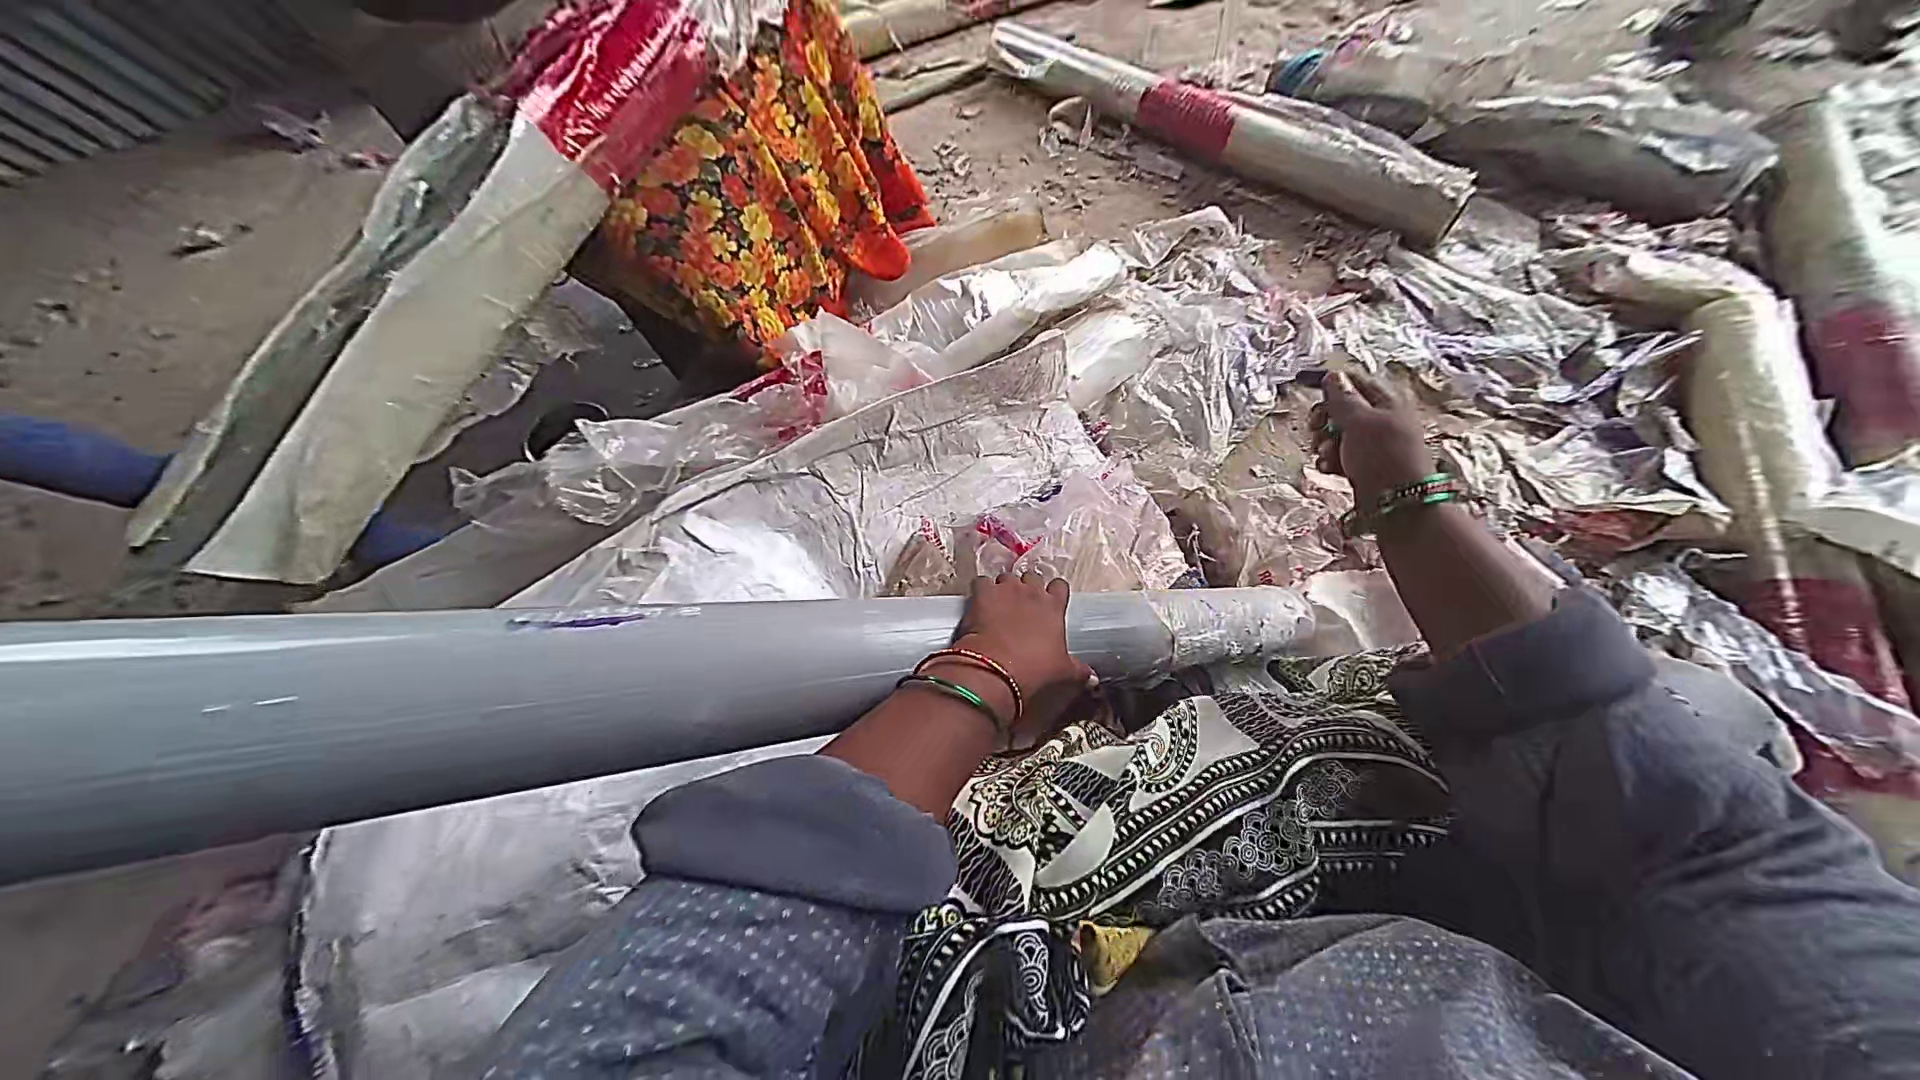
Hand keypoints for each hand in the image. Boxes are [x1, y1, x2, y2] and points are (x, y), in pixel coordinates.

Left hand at [937, 573, 1096, 748]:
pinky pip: (982, 582)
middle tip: (1021, 605)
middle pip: (1031, 577)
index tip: (1048, 603)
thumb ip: (1079, 671)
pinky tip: (979, 603)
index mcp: (1054, 606)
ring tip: (999, 603)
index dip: (1053, 592)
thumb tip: (1093, 678)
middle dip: (1026, 587)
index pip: (1059, 586)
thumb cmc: (1035, 670)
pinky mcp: (983, 593)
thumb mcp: (1063, 673)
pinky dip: (981, 590)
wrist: (996, 669)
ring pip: (1006, 577)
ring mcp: (1006, 589)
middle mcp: (1031, 591)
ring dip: (1004, 587)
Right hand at [1310, 370, 1437, 505]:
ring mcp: (1373, 444)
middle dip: (1323, 420)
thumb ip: (1343, 399)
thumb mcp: (1359, 422)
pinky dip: (1330, 460)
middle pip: (1341, 409)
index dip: (1332, 386)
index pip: (1355, 381)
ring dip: (1324, 443)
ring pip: (1336, 434)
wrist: (1397, 503)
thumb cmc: (1381, 456)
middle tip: (1316, 430)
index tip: (1311, 395)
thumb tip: (1332, 375)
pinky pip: (1339, 455)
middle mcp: (1380, 419)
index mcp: (1386, 401)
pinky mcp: (1364, 464)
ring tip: (1326, 456)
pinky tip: (1329, 468)